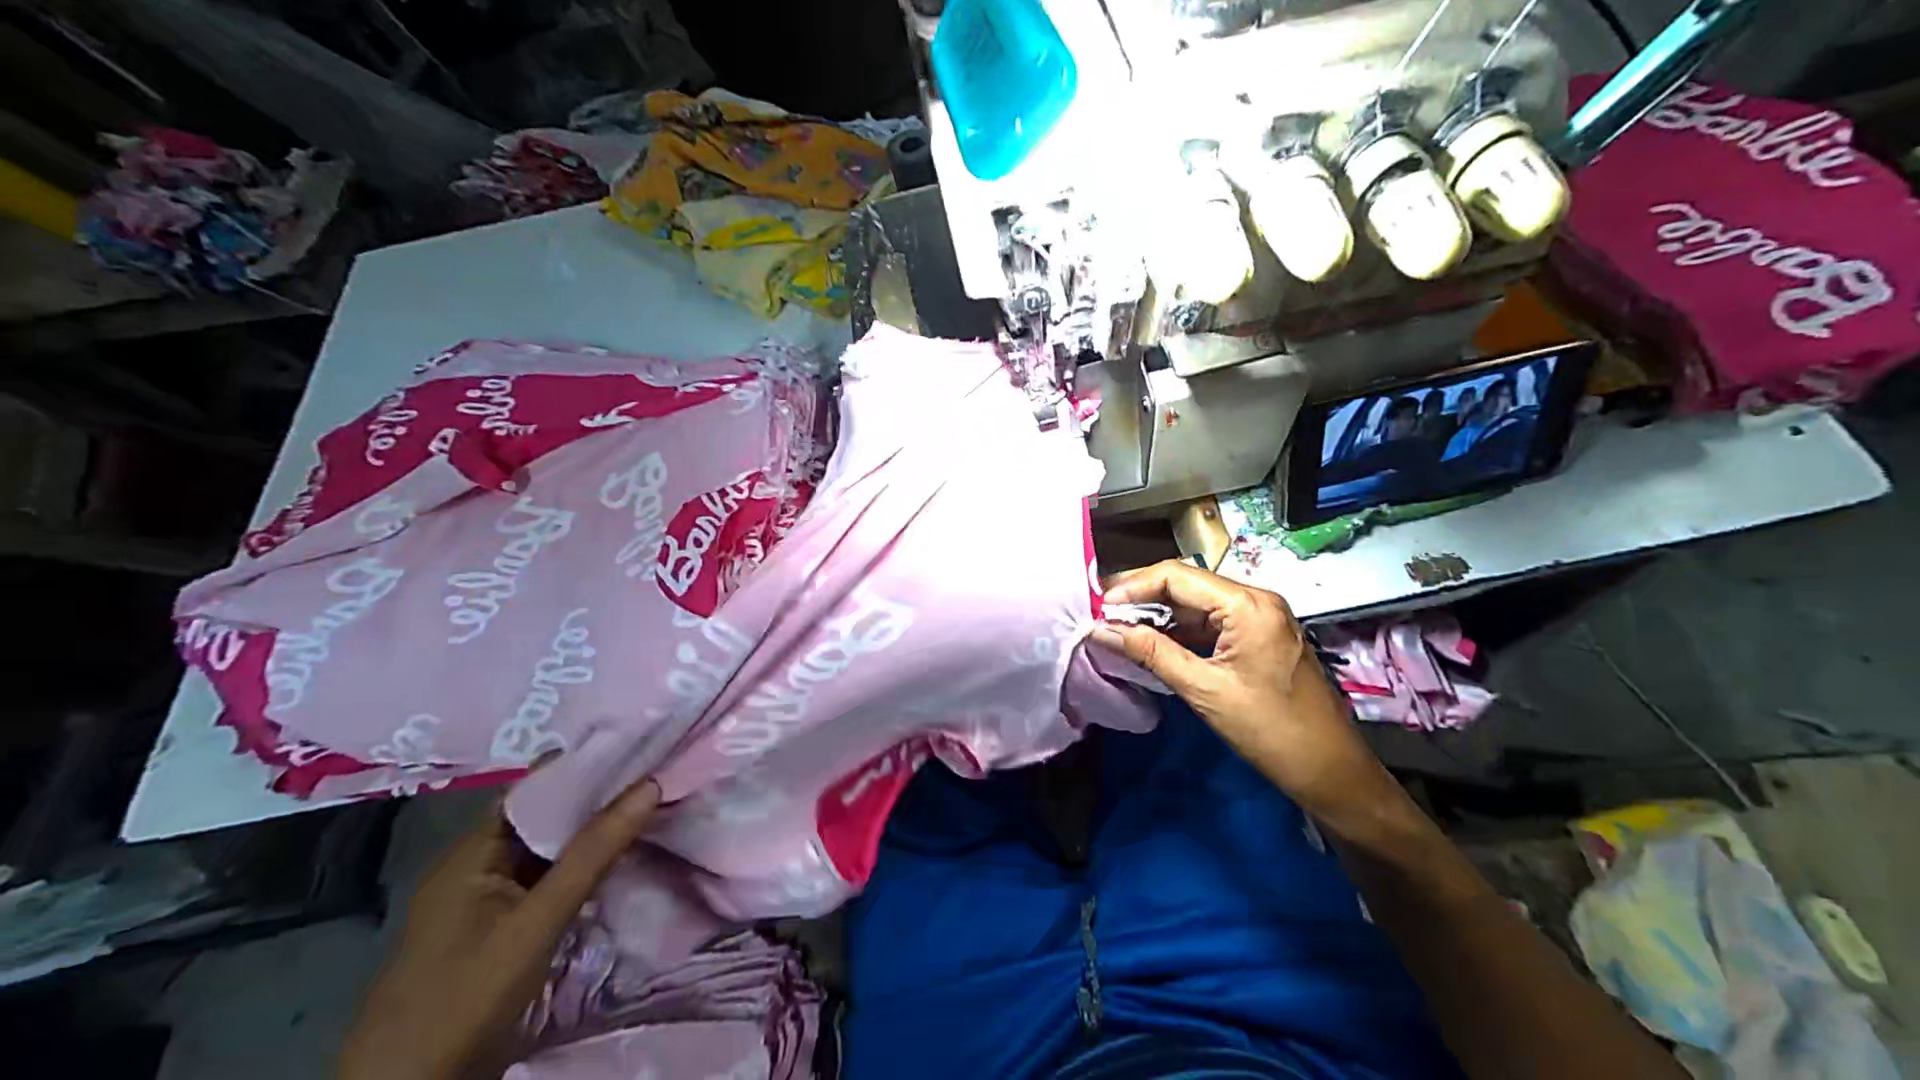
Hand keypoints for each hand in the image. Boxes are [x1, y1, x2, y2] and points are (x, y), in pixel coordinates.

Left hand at [338, 776, 660, 1079]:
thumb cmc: (467, 994)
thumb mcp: (537, 921)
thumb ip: (594, 853)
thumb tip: (650, 785)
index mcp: (472, 851)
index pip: (535, 788)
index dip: (585, 765)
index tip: (640, 747)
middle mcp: (479, 867)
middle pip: (546, 819)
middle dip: (598, 800)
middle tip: (659, 777)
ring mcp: (491, 903)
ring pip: (552, 854)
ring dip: (595, 836)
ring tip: (654, 809)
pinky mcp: (505, 932)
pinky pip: (551, 885)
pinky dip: (586, 871)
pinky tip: (624, 863)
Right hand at [1091, 560, 1392, 822]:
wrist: (1330, 769)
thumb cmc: (1270, 730)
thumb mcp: (1203, 689)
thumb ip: (1151, 652)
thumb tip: (1103, 630)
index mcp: (1248, 605)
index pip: (1177, 576)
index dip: (1132, 586)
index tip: (1099, 606)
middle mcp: (1256, 600)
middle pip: (1186, 584)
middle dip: (1141, 598)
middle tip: (1102, 614)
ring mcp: (1260, 617)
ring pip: (1196, 604)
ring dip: (1158, 615)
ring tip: (1119, 628)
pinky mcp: (1258, 636)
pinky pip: (1210, 622)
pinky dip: (1179, 630)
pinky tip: (1151, 642)